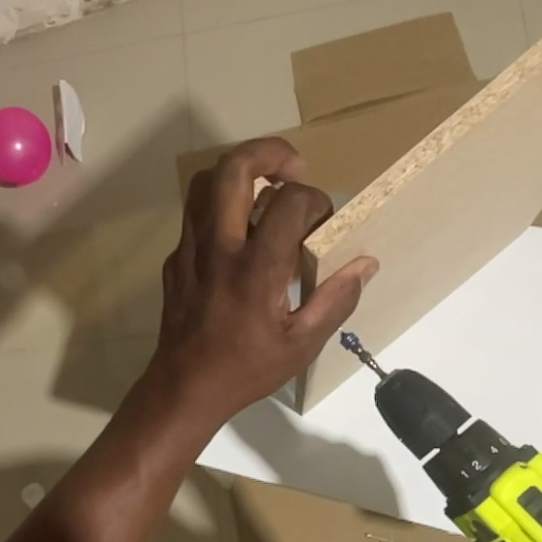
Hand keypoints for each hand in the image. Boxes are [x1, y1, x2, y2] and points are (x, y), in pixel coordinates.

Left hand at [146, 137, 378, 429]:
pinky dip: (221, 210)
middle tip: (295, 171)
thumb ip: (336, 300)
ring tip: (266, 192)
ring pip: (204, 183)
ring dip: (239, 175)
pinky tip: (241, 239)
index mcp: (256, 269)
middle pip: (233, 168)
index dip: (315, 200)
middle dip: (271, 152)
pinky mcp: (176, 261)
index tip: (323, 224)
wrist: (183, 389)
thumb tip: (365, 263)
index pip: (289, 202)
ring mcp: (190, 251)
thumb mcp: (301, 345)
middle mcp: (219, 249)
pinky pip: (196, 217)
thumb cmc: (246, 370)